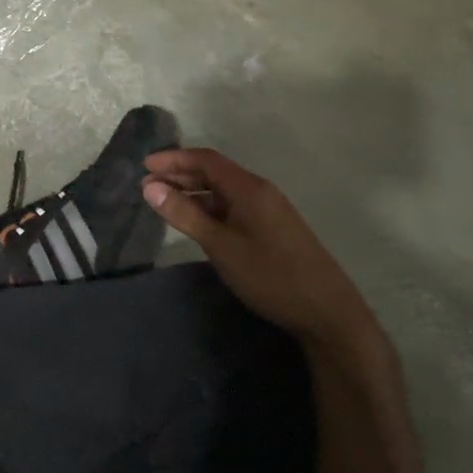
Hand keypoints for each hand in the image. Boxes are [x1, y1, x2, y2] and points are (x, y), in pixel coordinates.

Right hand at [141, 149, 377, 348]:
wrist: (328, 314)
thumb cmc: (270, 275)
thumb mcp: (220, 245)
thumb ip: (184, 214)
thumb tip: (149, 187)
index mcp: (249, 188)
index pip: (205, 159)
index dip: (173, 158)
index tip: (144, 166)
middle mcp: (260, 192)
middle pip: (214, 172)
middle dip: (180, 175)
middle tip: (148, 187)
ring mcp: (269, 211)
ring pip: (224, 191)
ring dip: (193, 193)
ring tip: (165, 204)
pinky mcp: (273, 229)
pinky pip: (234, 207)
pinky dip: (209, 208)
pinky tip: (196, 223)